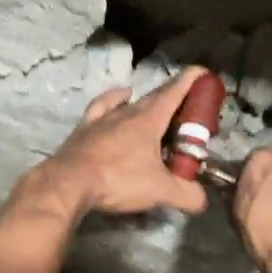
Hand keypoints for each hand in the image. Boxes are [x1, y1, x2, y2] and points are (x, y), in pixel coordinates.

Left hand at [32, 69, 212, 217]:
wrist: (69, 183)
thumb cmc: (118, 181)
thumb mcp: (160, 191)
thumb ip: (186, 195)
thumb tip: (202, 201)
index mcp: (149, 120)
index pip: (174, 92)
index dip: (190, 81)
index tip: (201, 71)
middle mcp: (126, 112)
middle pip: (153, 98)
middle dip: (172, 96)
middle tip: (184, 105)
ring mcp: (102, 119)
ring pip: (127, 103)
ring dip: (142, 101)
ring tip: (150, 104)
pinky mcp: (83, 130)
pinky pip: (100, 107)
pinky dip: (112, 101)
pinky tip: (117, 101)